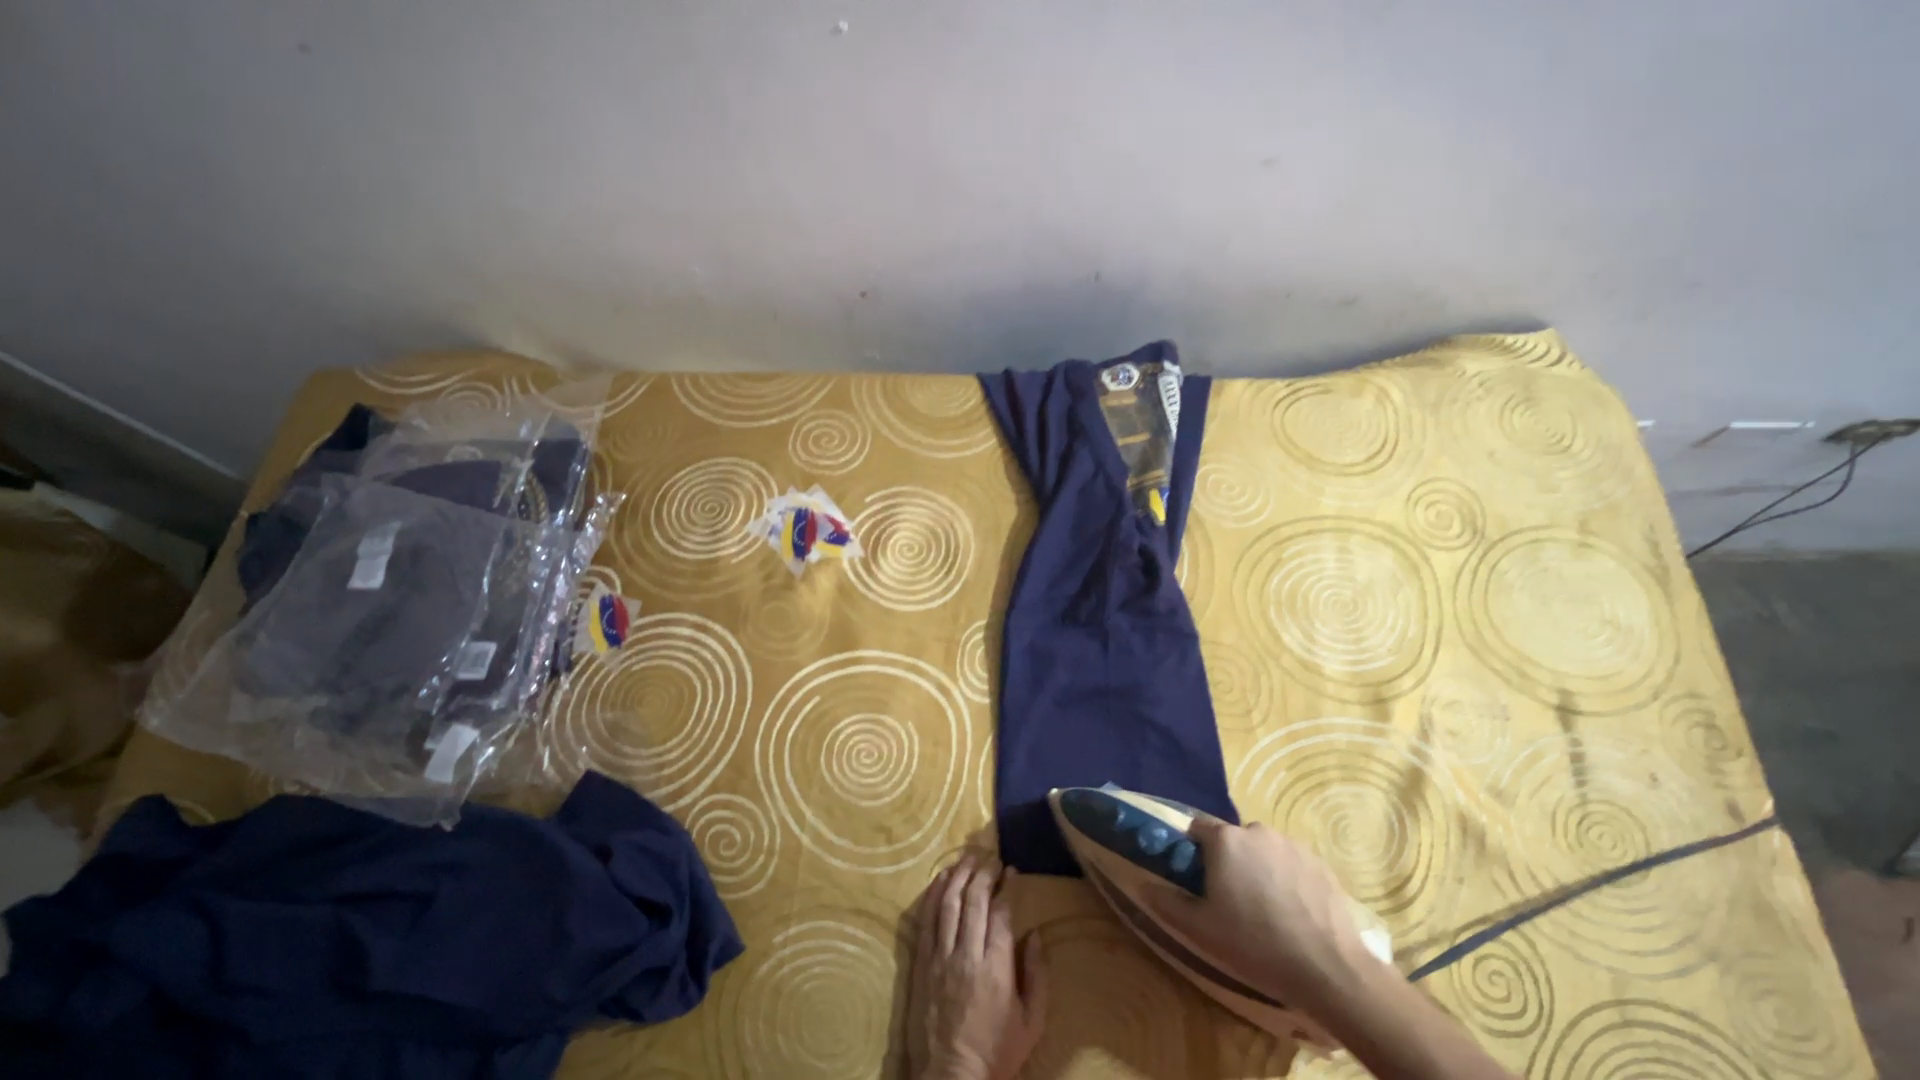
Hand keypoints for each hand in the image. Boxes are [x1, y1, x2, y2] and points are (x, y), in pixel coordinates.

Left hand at [907, 854, 1048, 1079]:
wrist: (953, 1075)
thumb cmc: (997, 1050)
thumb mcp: (1032, 1020)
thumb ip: (1037, 975)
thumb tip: (1035, 935)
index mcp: (996, 967)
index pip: (1001, 914)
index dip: (1006, 888)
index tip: (1012, 871)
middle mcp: (966, 955)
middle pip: (974, 901)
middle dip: (983, 874)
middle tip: (991, 858)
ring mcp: (940, 958)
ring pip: (948, 905)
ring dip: (958, 876)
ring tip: (967, 857)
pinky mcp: (922, 965)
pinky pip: (926, 922)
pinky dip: (933, 896)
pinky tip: (940, 879)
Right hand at [1141, 818, 1380, 1013]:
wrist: (1328, 968)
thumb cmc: (1254, 943)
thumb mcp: (1200, 929)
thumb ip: (1167, 902)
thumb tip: (1144, 884)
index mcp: (1225, 841)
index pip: (1197, 827)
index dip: (1191, 849)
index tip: (1194, 877)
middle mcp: (1258, 832)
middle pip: (1232, 839)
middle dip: (1227, 861)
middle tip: (1229, 899)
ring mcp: (1293, 845)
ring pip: (1263, 851)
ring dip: (1258, 869)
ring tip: (1264, 910)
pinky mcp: (1320, 863)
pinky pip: (1291, 864)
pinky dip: (1286, 879)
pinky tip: (1292, 913)